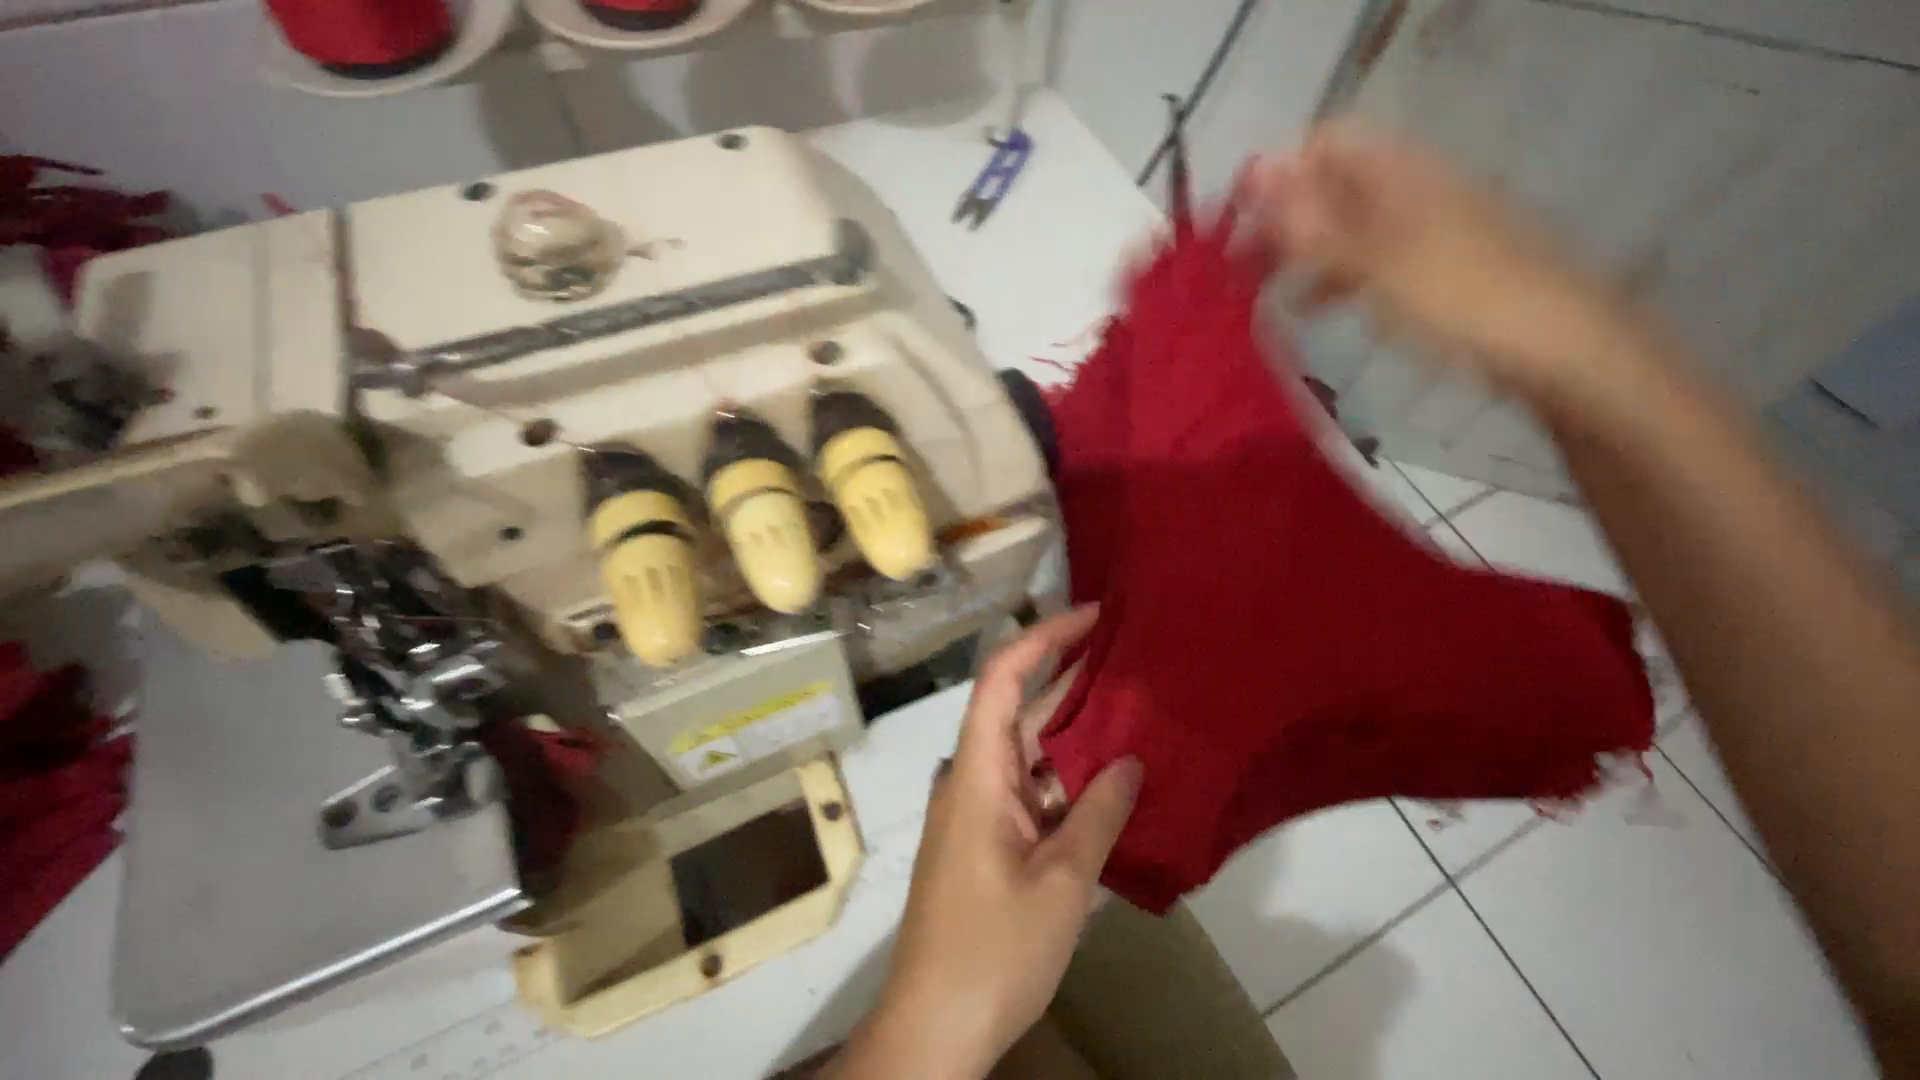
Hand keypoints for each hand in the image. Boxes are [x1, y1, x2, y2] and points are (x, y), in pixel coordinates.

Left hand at [832, 607, 1141, 1079]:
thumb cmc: (993, 949)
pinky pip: (1033, 792)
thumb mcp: (1060, 883)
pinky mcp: (989, 842)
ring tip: (1142, 710)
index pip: (1002, 678)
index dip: (1042, 637)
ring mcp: (980, 812)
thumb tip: (1131, 760)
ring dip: (1078, 735)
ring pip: (1031, 754)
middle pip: (1021, 711)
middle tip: (1137, 662)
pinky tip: (1116, 780)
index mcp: (978, 773)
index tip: (1093, 617)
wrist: (934, 1024)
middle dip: (1074, 682)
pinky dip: (1070, 780)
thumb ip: (1098, 815)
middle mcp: (974, 779)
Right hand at [1244, 122, 1635, 398]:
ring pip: (1340, 228)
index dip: (1274, 175)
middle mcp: (1406, 190)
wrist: (1558, 347)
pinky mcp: (1426, 270)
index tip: (1234, 223)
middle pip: (1326, 187)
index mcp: (1398, 173)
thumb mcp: (1375, 261)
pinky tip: (1305, 311)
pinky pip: (1362, 262)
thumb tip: (1255, 175)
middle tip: (1234, 268)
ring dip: (1295, 254)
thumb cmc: (1462, 298)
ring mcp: (1419, 231)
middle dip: (1276, 221)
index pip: (1322, 144)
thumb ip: (1311, 223)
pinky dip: (1328, 280)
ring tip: (1255, 294)